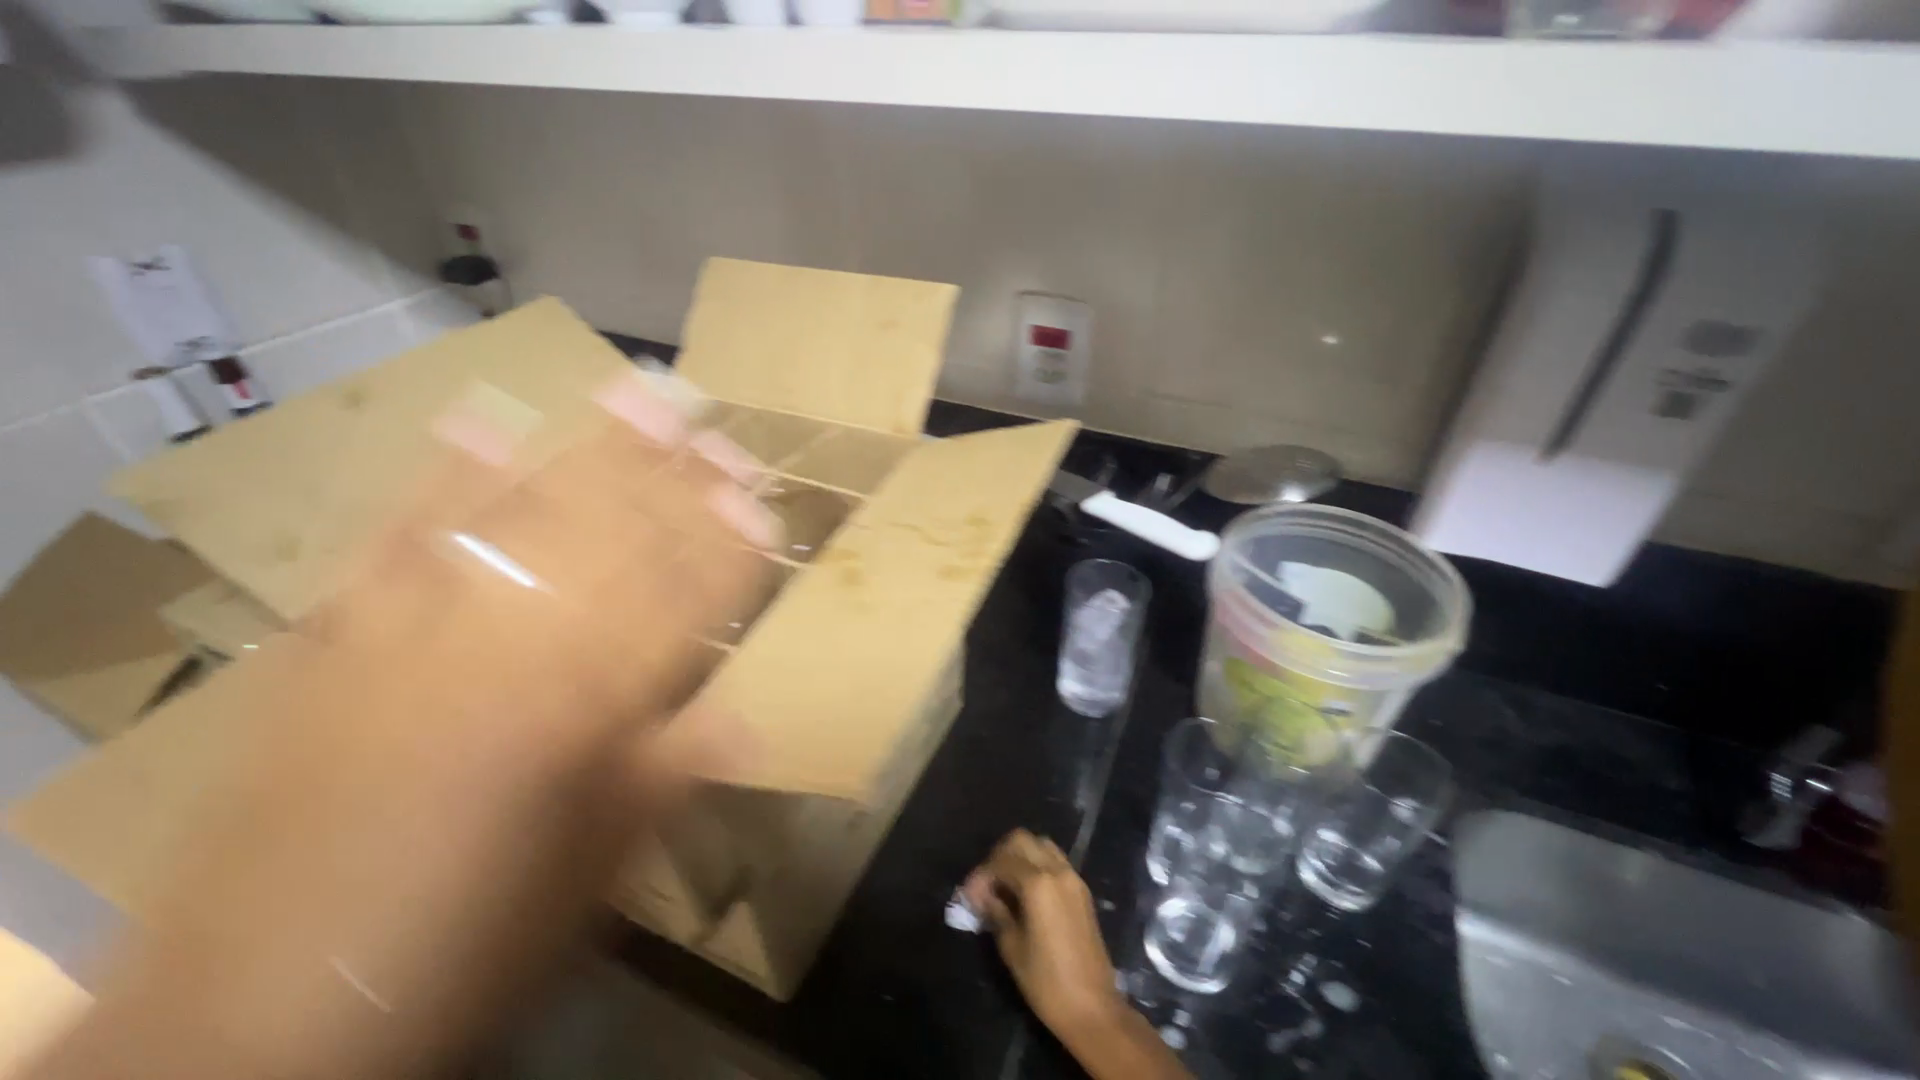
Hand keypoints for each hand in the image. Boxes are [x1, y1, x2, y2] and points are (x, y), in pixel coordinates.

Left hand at [39, 372, 780, 1079]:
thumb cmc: (468, 943)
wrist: (264, 1007)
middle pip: (612, 538)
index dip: (730, 553)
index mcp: (584, 711)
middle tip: (714, 420)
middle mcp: (511, 645)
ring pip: (525, 516)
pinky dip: (443, 478)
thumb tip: (752, 720)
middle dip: (673, 478)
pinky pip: (400, 537)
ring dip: (588, 452)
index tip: (767, 506)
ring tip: (632, 390)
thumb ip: (666, 778)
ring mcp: (418, 626)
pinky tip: (478, 419)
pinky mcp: (340, 634)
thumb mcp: (590, 874)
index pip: (679, 605)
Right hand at [964, 830, 1122, 1038]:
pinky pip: (1055, 862)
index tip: (969, 896)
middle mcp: (1058, 871)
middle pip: (1023, 840)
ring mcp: (1074, 879)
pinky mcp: (1082, 892)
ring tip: (1004, 887)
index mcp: (1039, 883)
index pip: (1001, 860)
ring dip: (1019, 857)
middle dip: (999, 855)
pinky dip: (1036, 866)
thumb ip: (995, 912)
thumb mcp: (1011, 947)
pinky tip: (1024, 894)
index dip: (980, 874)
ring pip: (1042, 846)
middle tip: (986, 884)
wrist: (1093, 1008)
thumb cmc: (1046, 981)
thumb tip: (981, 896)